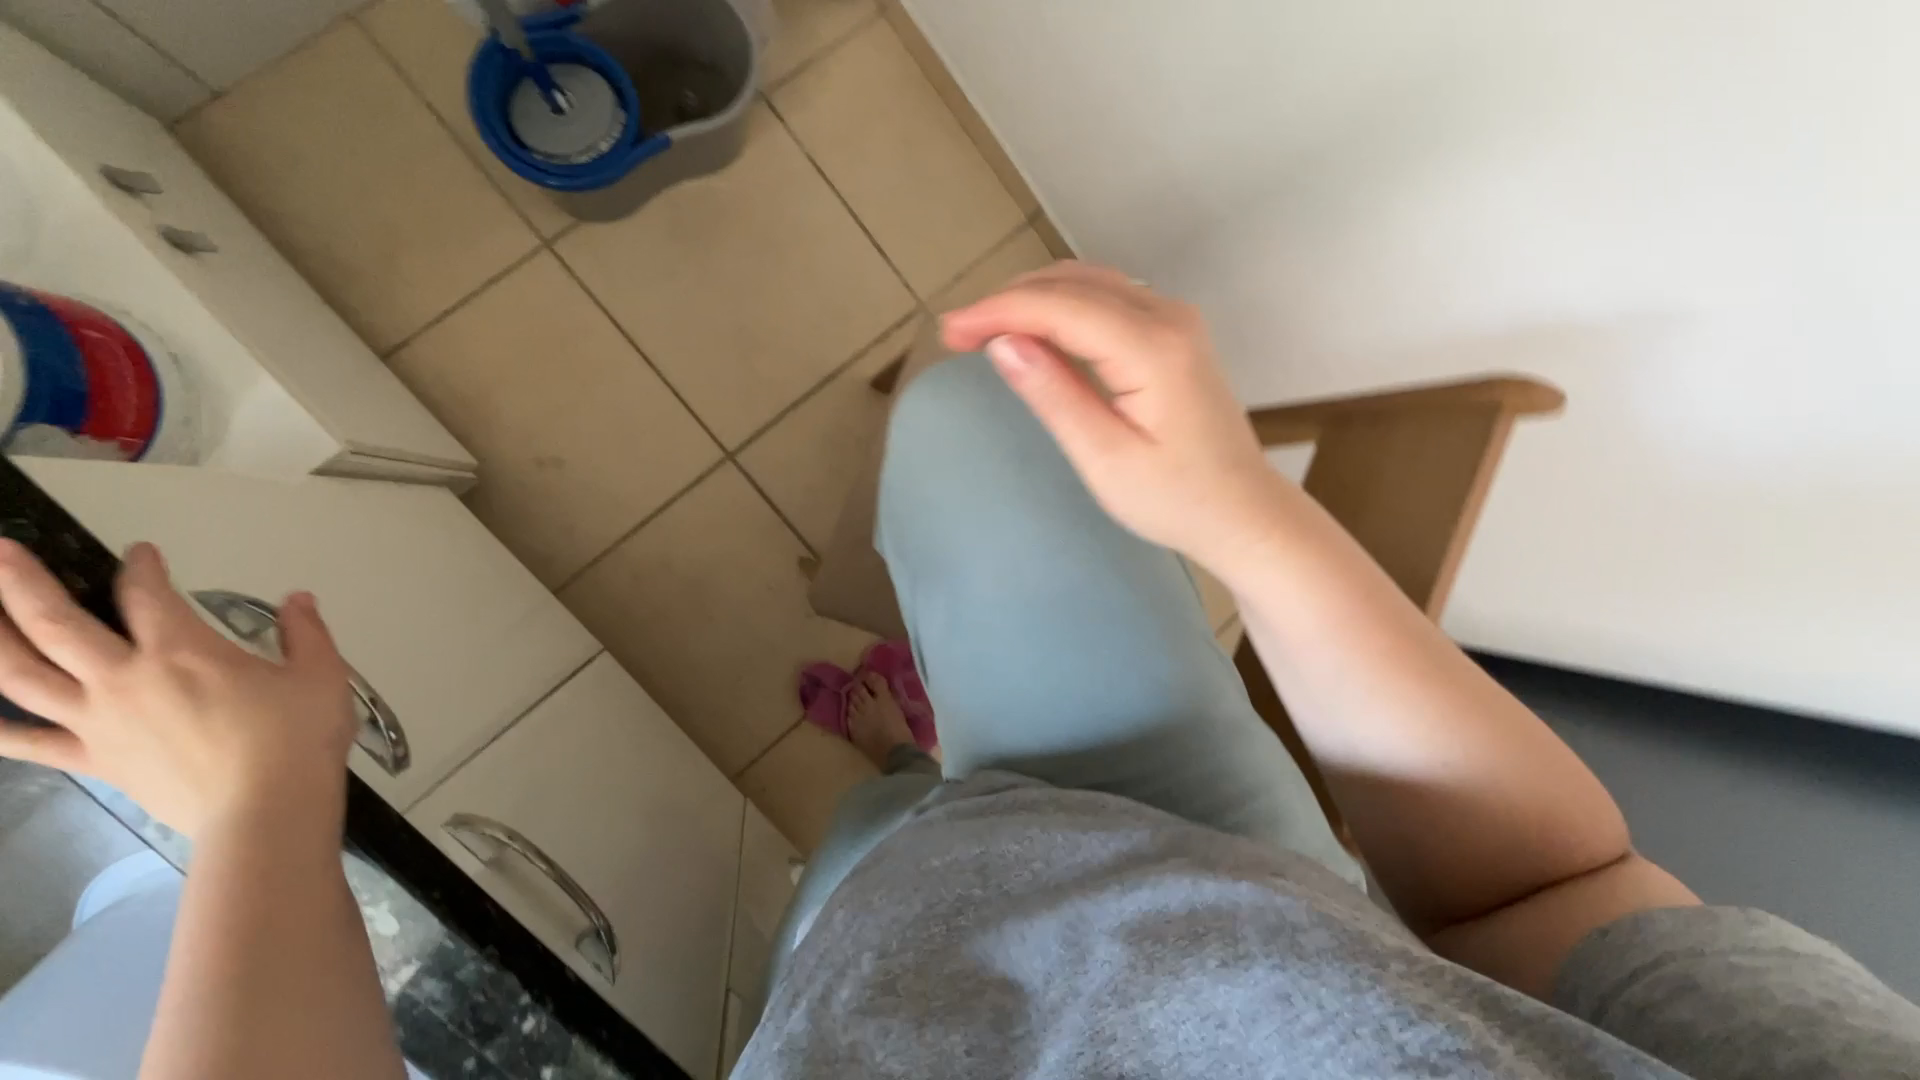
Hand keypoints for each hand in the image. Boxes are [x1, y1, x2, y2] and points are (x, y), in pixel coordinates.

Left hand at [0, 539, 357, 839]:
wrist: (266, 807)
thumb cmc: (298, 737)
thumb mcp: (322, 675)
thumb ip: (306, 633)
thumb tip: (297, 599)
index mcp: (183, 652)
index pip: (147, 595)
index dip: (142, 567)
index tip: (144, 553)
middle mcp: (125, 678)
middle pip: (55, 624)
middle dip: (19, 583)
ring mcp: (99, 721)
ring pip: (20, 675)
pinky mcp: (93, 759)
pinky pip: (29, 744)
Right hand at [941, 261, 1290, 569]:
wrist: (1242, 511)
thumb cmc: (1175, 500)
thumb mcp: (1105, 459)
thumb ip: (1055, 395)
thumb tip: (1001, 343)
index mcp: (1153, 349)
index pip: (1060, 307)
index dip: (998, 311)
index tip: (948, 330)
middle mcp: (1168, 317)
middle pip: (1073, 283)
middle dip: (1008, 299)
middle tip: (956, 333)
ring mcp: (1175, 319)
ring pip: (1089, 283)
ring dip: (1032, 297)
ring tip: (983, 329)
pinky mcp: (1173, 332)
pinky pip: (1107, 298)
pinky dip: (1060, 305)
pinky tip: (1033, 328)